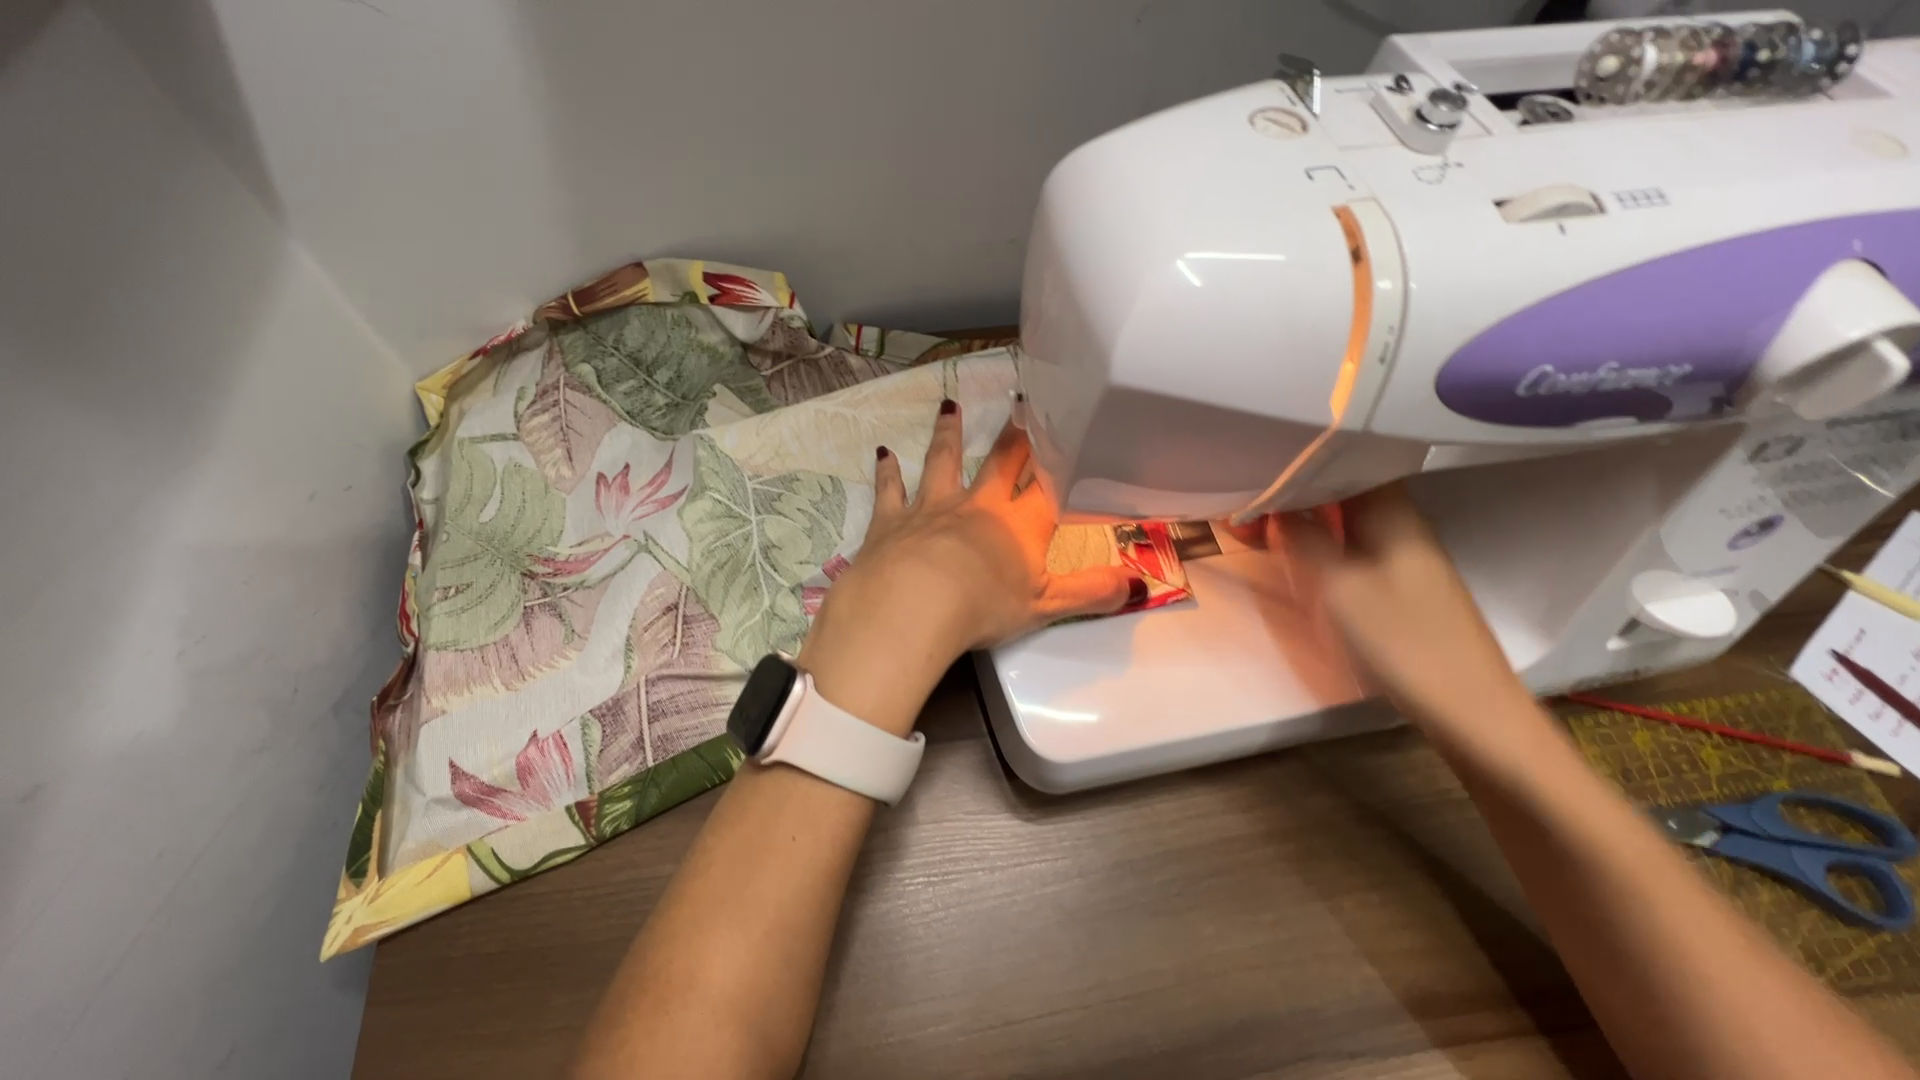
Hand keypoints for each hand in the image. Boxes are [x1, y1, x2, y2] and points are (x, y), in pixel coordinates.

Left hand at [798, 401, 1141, 734]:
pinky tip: (883, 455)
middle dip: (1013, 436)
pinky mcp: (891, 520)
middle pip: (999, 462)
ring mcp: (931, 508)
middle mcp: (978, 506)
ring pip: (943, 462)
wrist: (913, 605)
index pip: (1048, 486)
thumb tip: (1139, 586)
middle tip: (1020, 403)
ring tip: (949, 407)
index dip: (1059, 459)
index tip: (1069, 430)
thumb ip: (1091, 593)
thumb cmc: (983, 608)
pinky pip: (891, 490)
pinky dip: (888, 473)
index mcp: (1019, 526)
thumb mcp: (1047, 607)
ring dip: (947, 434)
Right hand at [1278, 483, 1528, 734]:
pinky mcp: (1406, 587)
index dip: (1309, 459)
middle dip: (1302, 489)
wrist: (1470, 708)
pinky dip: (1326, 543)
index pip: (1353, 460)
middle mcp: (1405, 527)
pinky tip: (1304, 556)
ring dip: (1312, 517)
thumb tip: (1279, 510)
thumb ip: (1305, 542)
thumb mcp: (1340, 588)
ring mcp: (1408, 558)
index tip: (1265, 463)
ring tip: (1266, 521)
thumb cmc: (1404, 641)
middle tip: (1253, 495)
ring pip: (1352, 520)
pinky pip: (1357, 547)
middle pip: (1350, 489)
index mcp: (1395, 514)